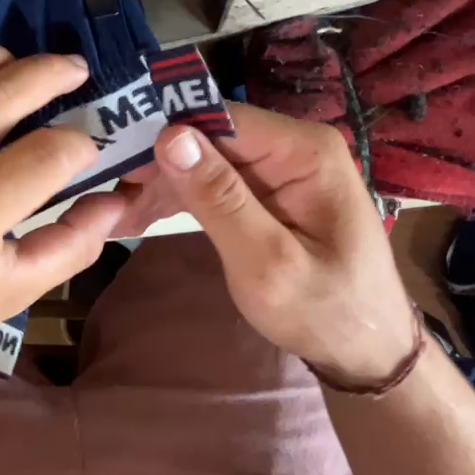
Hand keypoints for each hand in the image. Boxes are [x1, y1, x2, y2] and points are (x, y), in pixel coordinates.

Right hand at [118, 103, 416, 386]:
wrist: (366, 356)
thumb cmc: (325, 313)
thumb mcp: (266, 262)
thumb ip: (219, 198)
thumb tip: (169, 135)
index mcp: (303, 151)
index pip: (218, 118)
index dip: (163, 132)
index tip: (114, 159)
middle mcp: (290, 146)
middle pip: (204, 134)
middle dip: (154, 160)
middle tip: (108, 194)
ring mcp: (276, 167)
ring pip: (199, 157)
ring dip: (157, 183)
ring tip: (114, 212)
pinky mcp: (262, 189)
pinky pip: (208, 180)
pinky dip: (173, 198)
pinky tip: (135, 217)